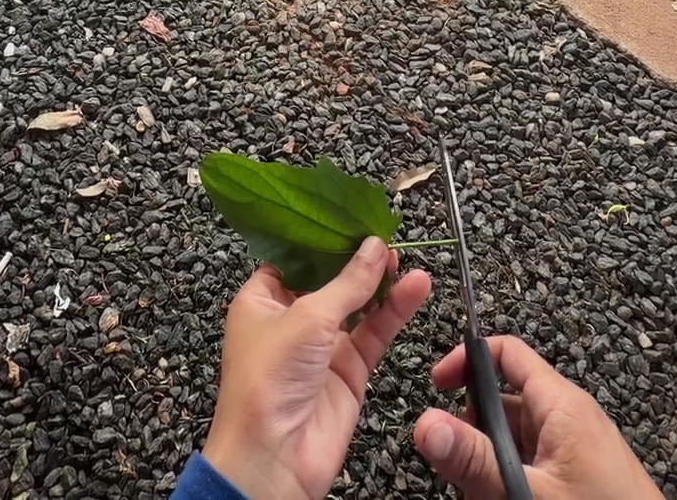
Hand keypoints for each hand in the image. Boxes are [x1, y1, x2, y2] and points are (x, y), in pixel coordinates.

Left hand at [202, 237, 431, 499]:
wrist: (274, 460)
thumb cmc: (267, 382)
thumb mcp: (307, 317)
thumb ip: (348, 282)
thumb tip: (375, 246)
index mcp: (261, 299)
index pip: (294, 257)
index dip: (321, 238)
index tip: (349, 217)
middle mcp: (291, 319)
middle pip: (329, 278)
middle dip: (356, 257)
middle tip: (383, 232)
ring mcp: (321, 345)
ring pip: (357, 304)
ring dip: (381, 282)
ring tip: (403, 256)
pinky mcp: (348, 370)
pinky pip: (374, 332)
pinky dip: (395, 310)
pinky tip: (415, 287)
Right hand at [413, 335, 662, 499]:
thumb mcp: (530, 493)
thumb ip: (476, 461)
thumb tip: (425, 424)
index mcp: (562, 403)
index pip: (505, 351)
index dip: (466, 360)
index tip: (436, 386)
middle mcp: (569, 418)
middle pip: (503, 401)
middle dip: (476, 434)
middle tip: (464, 473)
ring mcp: (576, 451)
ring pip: (515, 441)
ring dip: (493, 467)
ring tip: (489, 497)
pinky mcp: (581, 479)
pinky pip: (534, 467)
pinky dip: (514, 483)